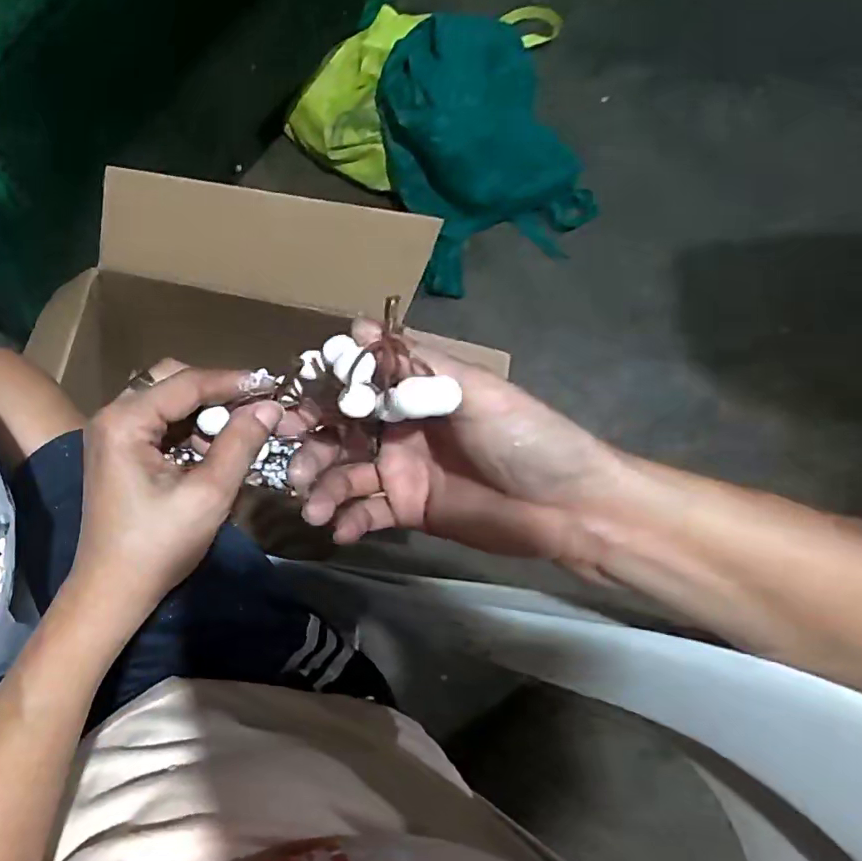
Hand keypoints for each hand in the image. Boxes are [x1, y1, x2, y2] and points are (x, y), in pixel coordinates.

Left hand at [72, 361, 284, 609]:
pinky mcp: (116, 451)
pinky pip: (157, 425)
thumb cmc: (158, 546)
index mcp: (124, 421)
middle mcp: (110, 416)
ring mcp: (110, 434)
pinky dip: (186, 430)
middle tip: (256, 409)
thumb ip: (240, 444)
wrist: (112, 589)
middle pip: (171, 381)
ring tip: (242, 431)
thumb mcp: (208, 495)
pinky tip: (214, 448)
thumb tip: (269, 407)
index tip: (274, 387)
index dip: (233, 382)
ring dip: (202, 412)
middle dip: (215, 393)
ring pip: (165, 402)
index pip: (186, 382)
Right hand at [289, 319, 626, 565]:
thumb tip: (356, 329)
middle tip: (293, 469)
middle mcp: (396, 428)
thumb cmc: (529, 439)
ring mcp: (398, 471)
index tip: (290, 405)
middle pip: (337, 434)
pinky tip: (340, 531)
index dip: (321, 392)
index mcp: (412, 394)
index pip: (354, 386)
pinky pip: (365, 512)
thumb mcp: (476, 394)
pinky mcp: (405, 509)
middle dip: (310, 448)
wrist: (572, 509)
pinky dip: (349, 521)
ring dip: (323, 490)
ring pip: (343, 475)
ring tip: (314, 510)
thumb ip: (415, 369)